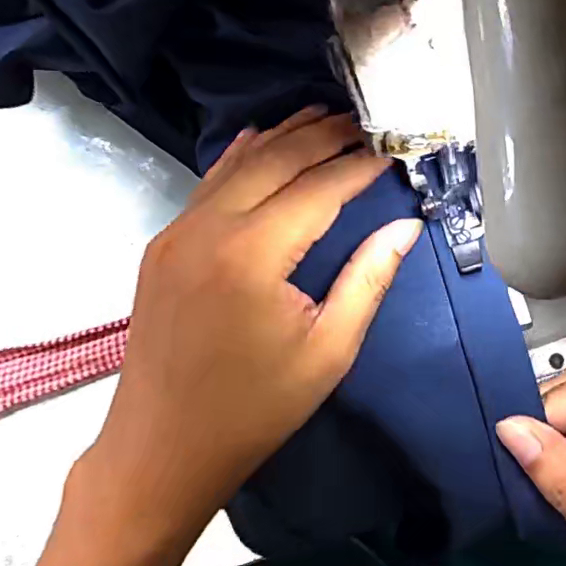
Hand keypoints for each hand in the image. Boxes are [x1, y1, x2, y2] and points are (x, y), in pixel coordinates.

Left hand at [82, 106, 424, 551]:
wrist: (161, 449)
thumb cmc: (255, 408)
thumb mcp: (329, 350)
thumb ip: (369, 279)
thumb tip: (405, 227)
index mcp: (252, 255)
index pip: (318, 189)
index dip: (359, 166)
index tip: (391, 150)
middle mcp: (208, 227)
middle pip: (277, 159)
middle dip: (323, 135)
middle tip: (362, 121)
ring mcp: (177, 232)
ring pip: (238, 163)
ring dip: (284, 137)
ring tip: (323, 116)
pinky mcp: (163, 245)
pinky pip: (210, 184)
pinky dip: (242, 157)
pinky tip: (261, 139)